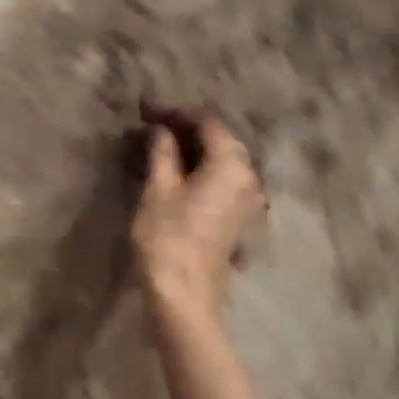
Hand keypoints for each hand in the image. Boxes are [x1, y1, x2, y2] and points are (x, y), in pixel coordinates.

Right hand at [131, 107, 264, 320]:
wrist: (184, 289)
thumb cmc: (166, 235)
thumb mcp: (158, 189)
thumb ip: (163, 154)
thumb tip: (161, 130)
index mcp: (231, 165)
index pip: (209, 123)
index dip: (178, 112)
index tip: (148, 109)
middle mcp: (249, 177)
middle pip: (222, 141)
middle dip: (189, 128)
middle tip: (154, 124)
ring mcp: (249, 199)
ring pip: (224, 161)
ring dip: (196, 149)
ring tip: (164, 145)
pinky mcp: (240, 216)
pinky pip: (224, 179)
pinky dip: (203, 168)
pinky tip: (180, 171)